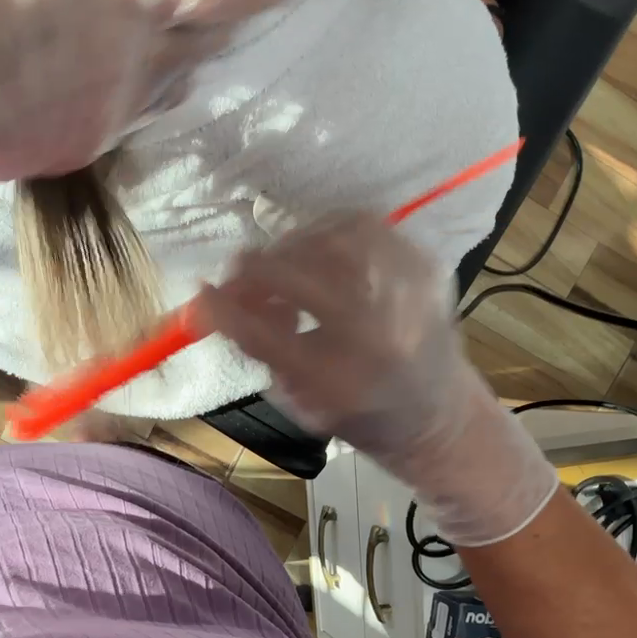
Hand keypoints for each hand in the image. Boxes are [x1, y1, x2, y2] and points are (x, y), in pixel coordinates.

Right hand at [198, 212, 557, 546]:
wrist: (438, 411)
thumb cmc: (355, 413)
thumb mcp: (297, 401)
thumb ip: (258, 352)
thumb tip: (220, 303)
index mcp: (340, 380)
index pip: (264, 335)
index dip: (222, 310)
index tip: (198, 297)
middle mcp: (376, 331)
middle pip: (295, 275)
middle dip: (251, 273)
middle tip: (235, 281)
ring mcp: (405, 288)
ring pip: (325, 239)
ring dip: (287, 250)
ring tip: (278, 271)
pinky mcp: (422, 261)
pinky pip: (359, 224)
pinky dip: (324, 233)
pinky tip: (314, 254)